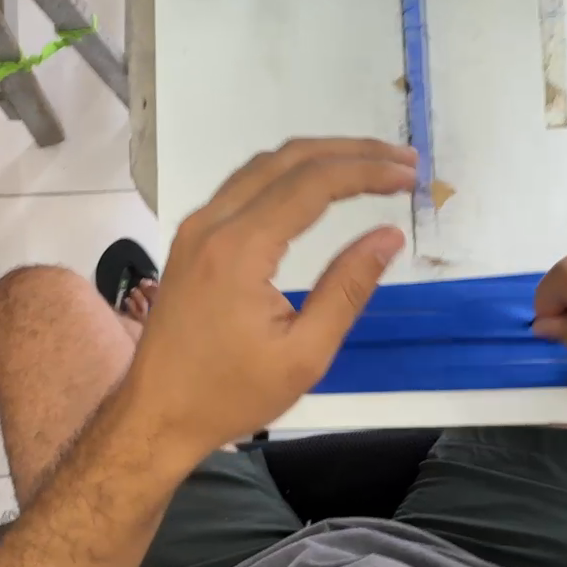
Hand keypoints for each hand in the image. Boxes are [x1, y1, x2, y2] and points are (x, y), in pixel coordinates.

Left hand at [121, 139, 415, 464]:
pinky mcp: (190, 242)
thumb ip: (347, 290)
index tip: (409, 176)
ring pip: (261, 167)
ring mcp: (195, 229)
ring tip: (368, 168)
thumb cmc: (231, 395)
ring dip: (317, 159)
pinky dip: (286, 177)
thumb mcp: (303, 356)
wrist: (157, 414)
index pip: (312, 183)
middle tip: (401, 160)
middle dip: (350, 152)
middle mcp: (212, 224)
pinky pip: (241, 188)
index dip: (367, 171)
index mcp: (239, 250)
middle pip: (287, 159)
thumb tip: (388, 236)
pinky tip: (314, 190)